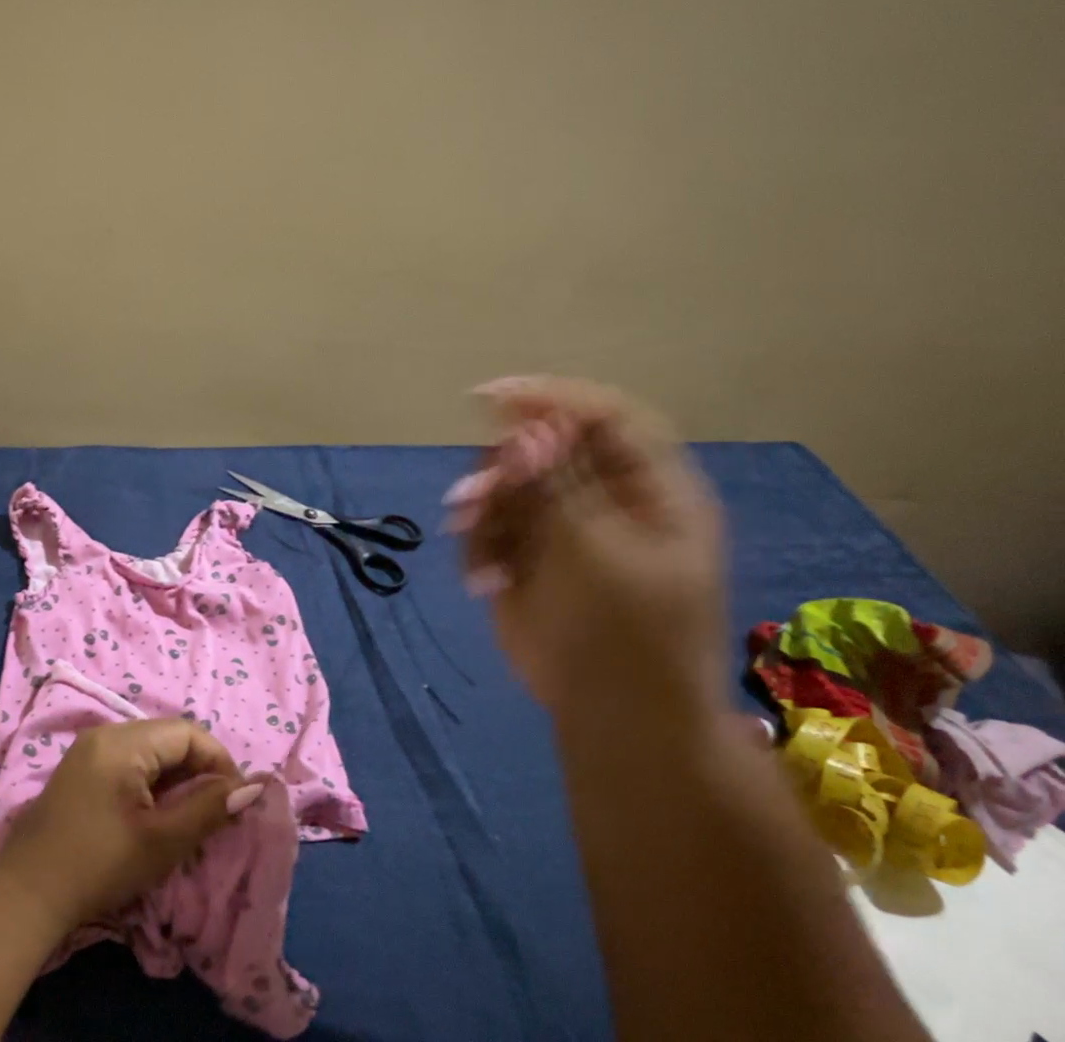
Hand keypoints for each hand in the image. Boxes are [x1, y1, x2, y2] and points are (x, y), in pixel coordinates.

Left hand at [0, 719, 251, 931]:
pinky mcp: (79, 774)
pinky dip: (152, 785)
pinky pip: (128, 765)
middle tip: (217, 813)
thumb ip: (210, 808)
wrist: (27, 895)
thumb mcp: (163, 839)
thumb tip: (254, 787)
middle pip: (168, 738)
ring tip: (191, 819)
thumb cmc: (100, 864)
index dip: (220, 762)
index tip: (237, 801)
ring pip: (149, 753)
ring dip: (177, 780)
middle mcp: (103, 735)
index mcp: (122, 742)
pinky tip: (158, 818)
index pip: (188, 733)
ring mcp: (87, 754)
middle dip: (199, 771)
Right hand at [446, 376, 727, 717]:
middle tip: (472, 496)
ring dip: (482, 508)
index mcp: (651, 492)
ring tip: (467, 538)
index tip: (488, 400)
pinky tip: (482, 580)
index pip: (605, 418)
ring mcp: (564, 534)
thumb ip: (560, 488)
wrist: (618, 720)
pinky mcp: (529, 564)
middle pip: (546, 450)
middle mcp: (607, 503)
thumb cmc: (628, 637)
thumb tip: (525, 430)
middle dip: (503, 466)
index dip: (551, 400)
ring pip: (509, 491)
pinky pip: (491, 533)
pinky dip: (478, 547)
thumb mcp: (599, 554)